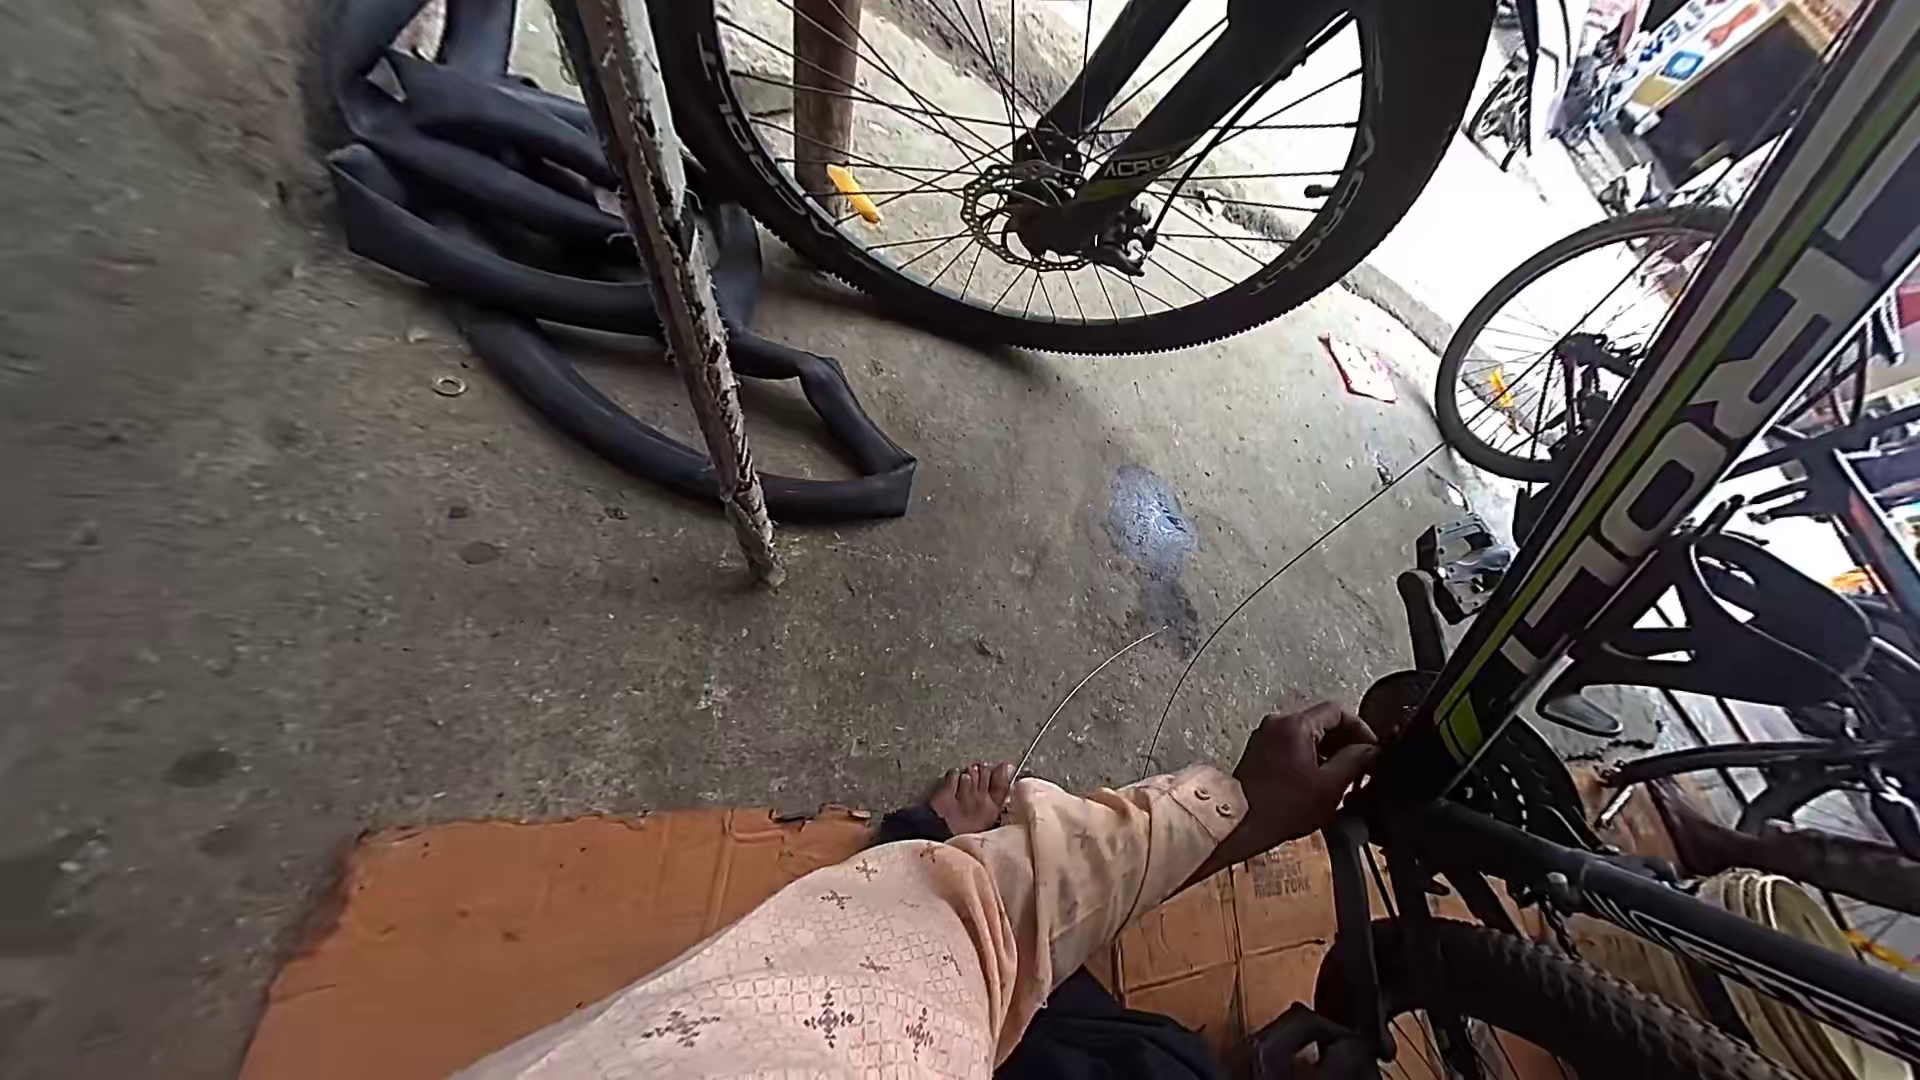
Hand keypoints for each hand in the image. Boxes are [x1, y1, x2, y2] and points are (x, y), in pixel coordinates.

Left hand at [1232, 702, 1377, 850]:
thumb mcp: (1331, 785)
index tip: (1373, 751)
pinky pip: (1293, 741)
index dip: (1361, 729)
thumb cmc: (1286, 805)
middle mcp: (1277, 721)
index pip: (1336, 710)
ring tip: (1347, 776)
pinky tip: (1324, 778)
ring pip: (1308, 731)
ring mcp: (1266, 733)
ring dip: (1331, 749)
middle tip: (1364, 766)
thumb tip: (1371, 750)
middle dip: (1347, 741)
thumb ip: (1355, 761)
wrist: (1243, 819)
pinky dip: (1312, 754)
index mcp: (1294, 724)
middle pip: (1322, 720)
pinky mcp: (1261, 747)